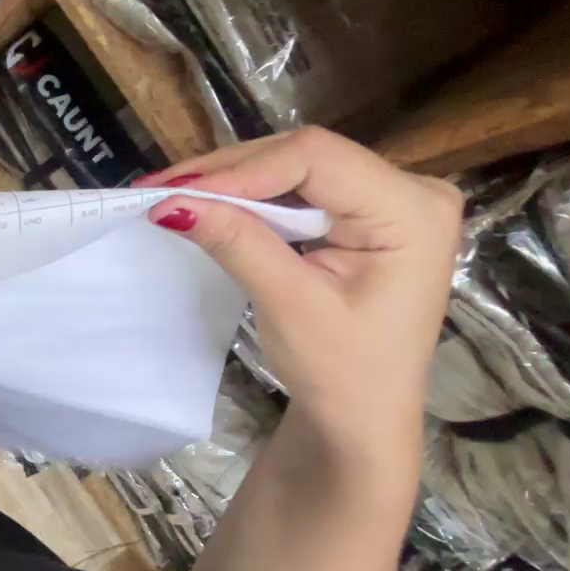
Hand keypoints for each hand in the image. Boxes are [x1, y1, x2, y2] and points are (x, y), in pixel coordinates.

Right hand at [137, 127, 461, 457]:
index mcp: (411, 210)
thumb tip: (172, 203)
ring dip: (230, 182)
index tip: (174, 193)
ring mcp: (385, 200)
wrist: (362, 413)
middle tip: (158, 188)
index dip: (240, 171)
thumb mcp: (288, 304)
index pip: (316, 159)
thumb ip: (238, 243)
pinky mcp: (360, 216)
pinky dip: (247, 199)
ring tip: (170, 194)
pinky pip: (297, 192)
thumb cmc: (340, 369)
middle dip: (227, 172)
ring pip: (294, 169)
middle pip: (304, 156)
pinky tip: (207, 204)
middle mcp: (407, 189)